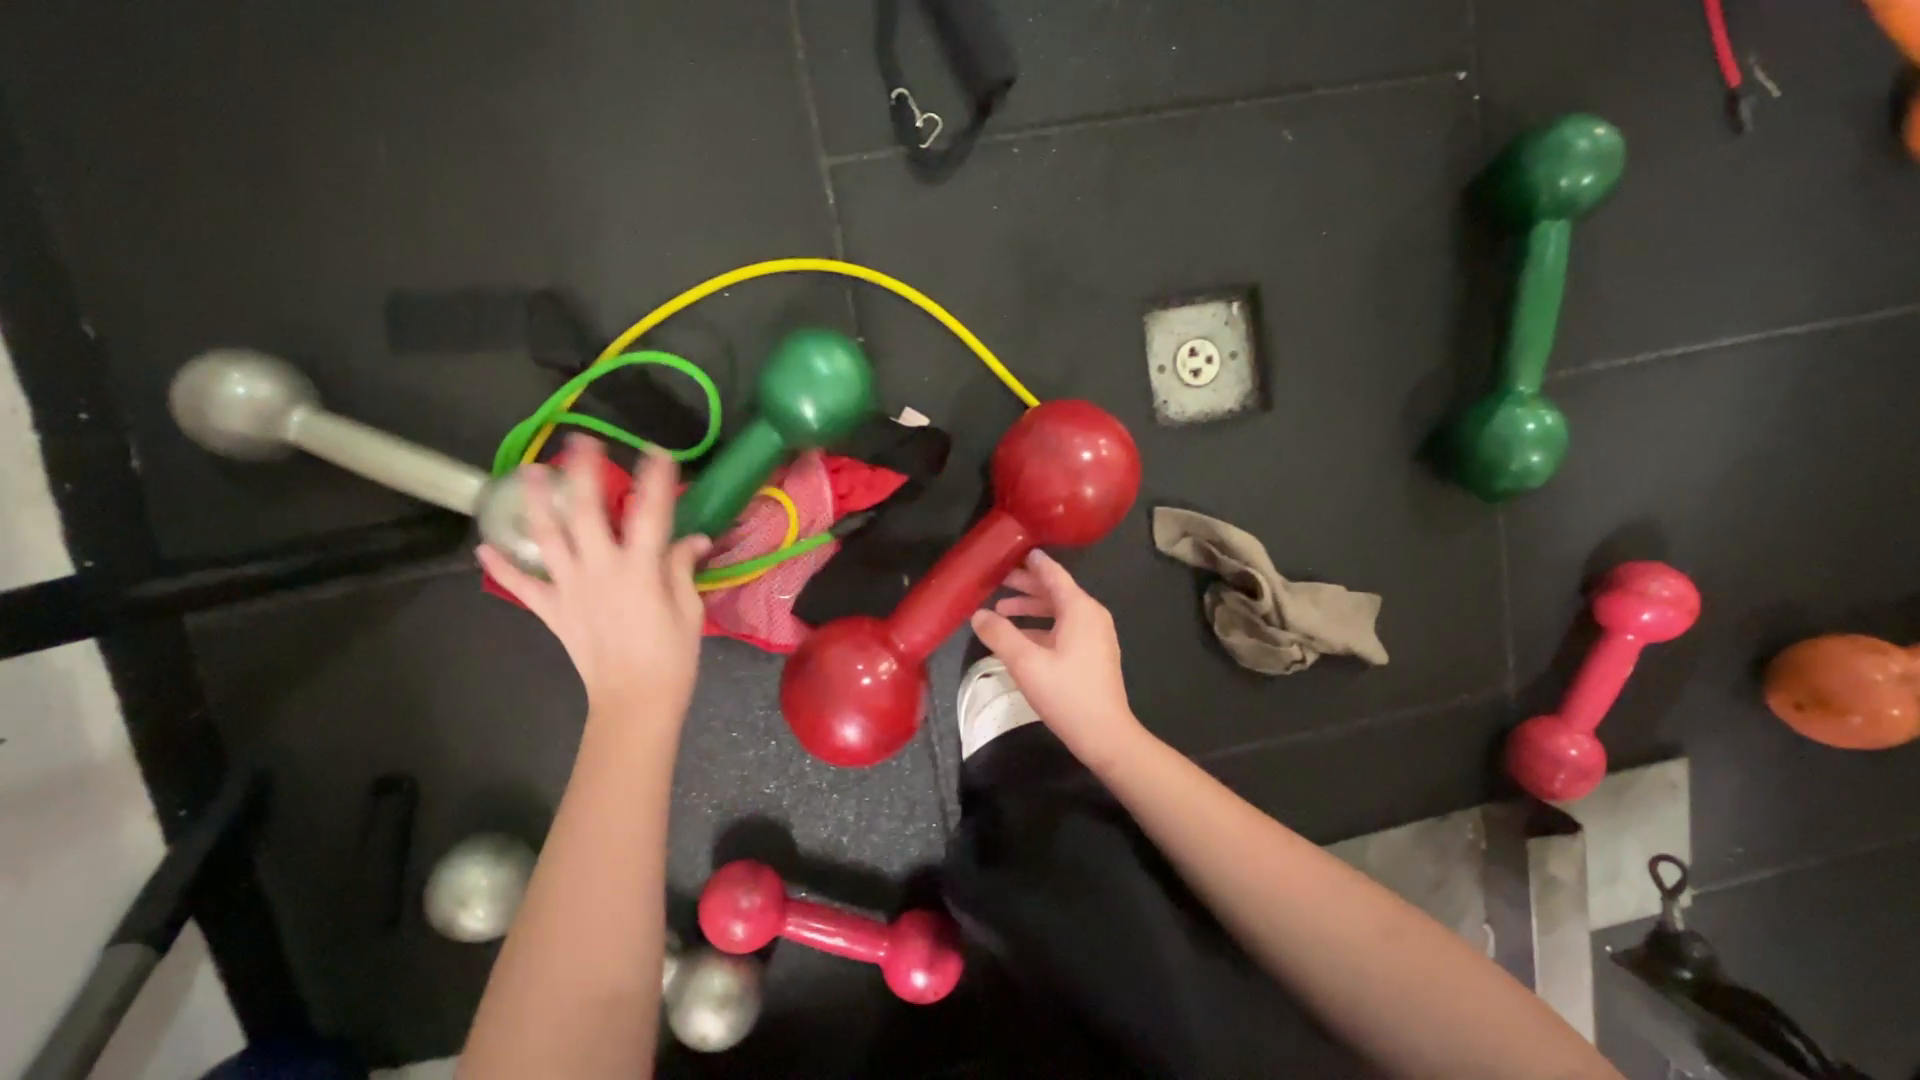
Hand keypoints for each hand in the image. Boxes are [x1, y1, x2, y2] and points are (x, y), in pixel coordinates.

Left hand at [479, 436, 711, 726]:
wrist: (634, 702)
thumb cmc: (671, 658)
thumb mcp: (688, 610)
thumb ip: (682, 569)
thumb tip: (693, 539)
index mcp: (640, 569)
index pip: (650, 513)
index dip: (654, 479)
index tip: (656, 451)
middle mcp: (600, 570)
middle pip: (585, 512)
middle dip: (582, 473)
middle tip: (580, 443)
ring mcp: (570, 589)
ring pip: (547, 538)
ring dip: (535, 503)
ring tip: (525, 473)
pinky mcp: (552, 611)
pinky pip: (523, 586)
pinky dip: (503, 567)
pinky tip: (484, 547)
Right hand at [969, 550, 1143, 758]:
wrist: (1105, 734)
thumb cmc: (1066, 694)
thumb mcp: (1026, 663)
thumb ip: (1000, 635)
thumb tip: (978, 615)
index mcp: (1080, 609)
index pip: (1053, 574)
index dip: (1032, 562)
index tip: (1013, 551)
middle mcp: (1091, 615)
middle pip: (1056, 591)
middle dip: (1026, 585)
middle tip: (997, 580)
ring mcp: (1096, 635)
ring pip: (1059, 611)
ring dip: (1031, 608)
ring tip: (1002, 609)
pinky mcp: (1094, 654)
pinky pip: (1065, 628)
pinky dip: (1042, 626)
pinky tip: (1020, 638)